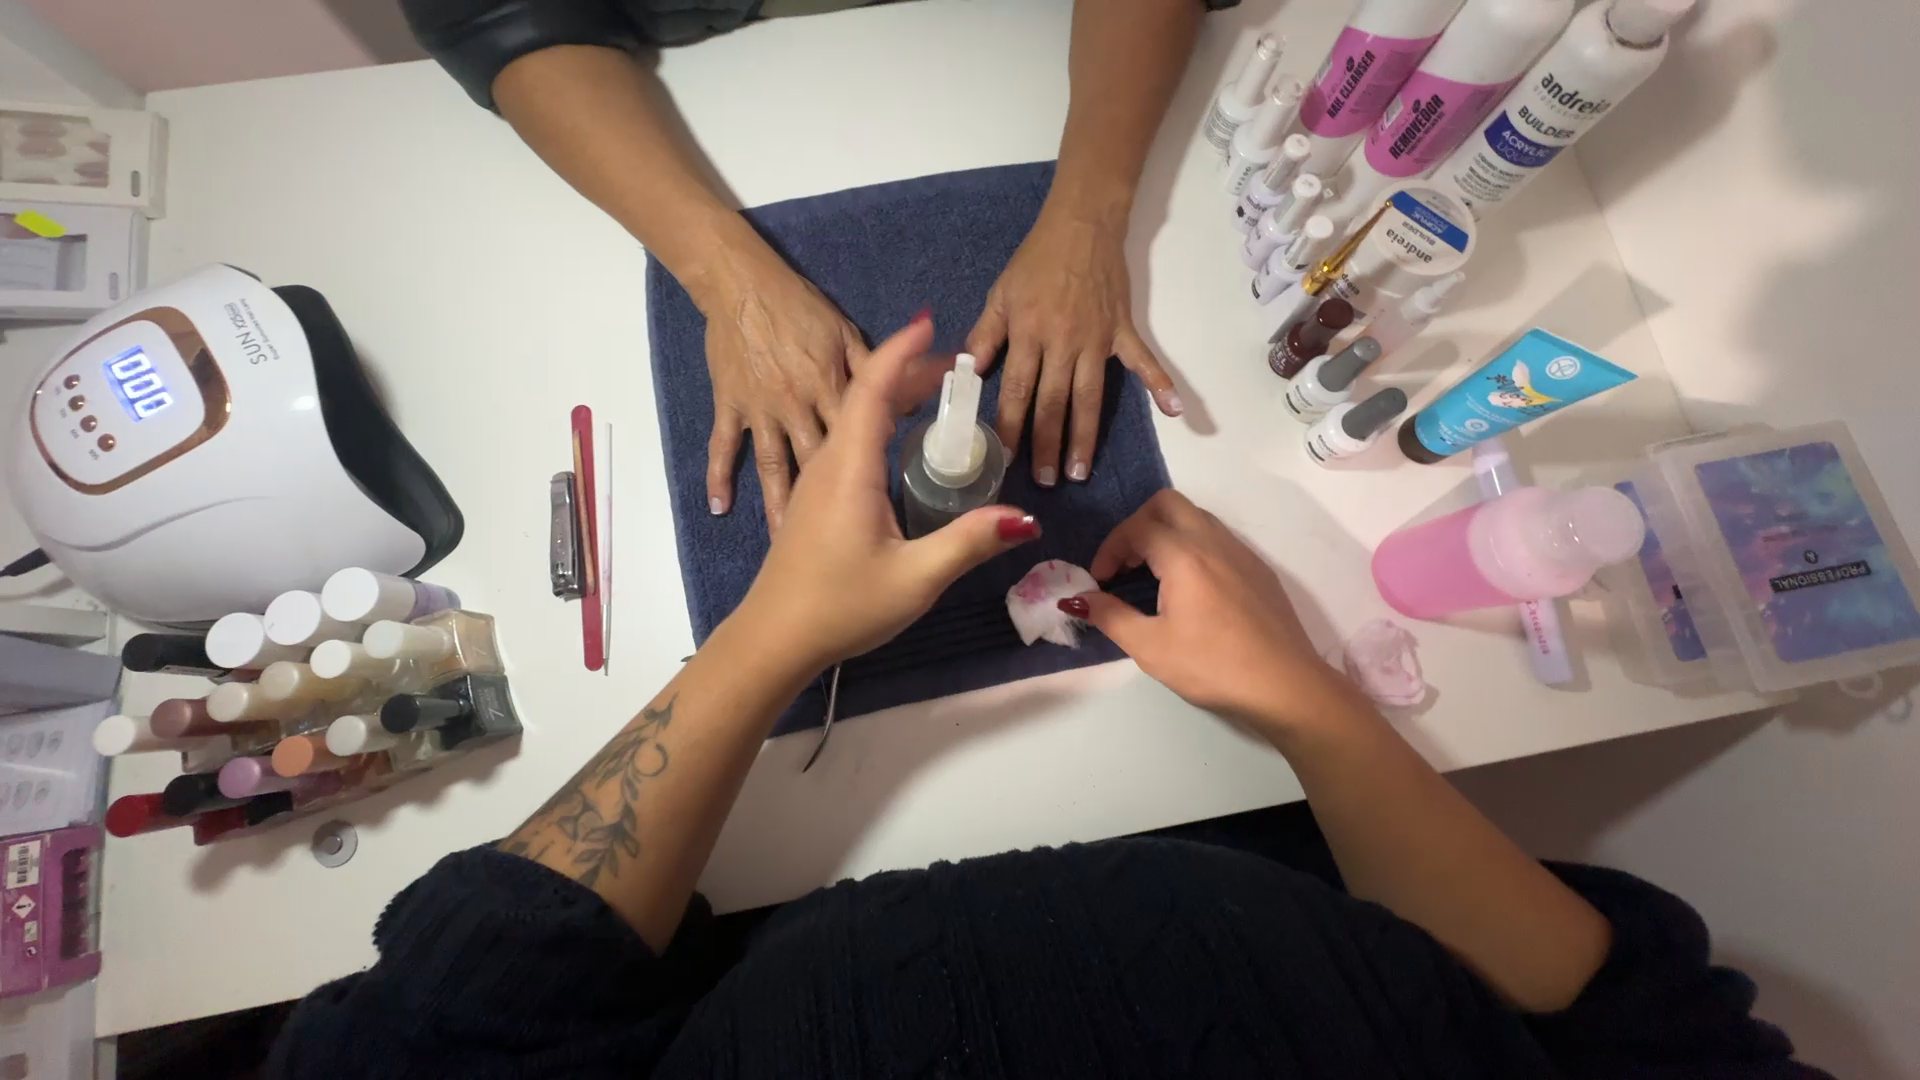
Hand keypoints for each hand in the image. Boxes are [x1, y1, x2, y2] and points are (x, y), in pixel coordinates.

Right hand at [703, 259, 868, 532]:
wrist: (740, 285)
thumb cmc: (799, 307)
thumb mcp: (846, 334)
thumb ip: (877, 371)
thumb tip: (918, 392)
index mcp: (831, 392)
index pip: (863, 434)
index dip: (876, 468)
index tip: (890, 502)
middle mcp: (797, 410)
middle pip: (820, 462)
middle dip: (832, 506)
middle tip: (842, 548)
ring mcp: (761, 414)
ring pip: (775, 467)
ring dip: (777, 505)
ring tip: (782, 544)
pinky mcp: (731, 409)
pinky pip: (724, 447)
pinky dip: (719, 475)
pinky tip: (719, 508)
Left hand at [735, 313, 1042, 673]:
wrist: (774, 639)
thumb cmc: (840, 606)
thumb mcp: (915, 579)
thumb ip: (968, 543)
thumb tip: (1026, 517)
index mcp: (850, 468)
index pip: (873, 390)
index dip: (901, 351)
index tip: (931, 322)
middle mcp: (830, 463)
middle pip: (865, 397)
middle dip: (907, 373)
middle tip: (956, 369)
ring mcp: (818, 481)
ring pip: (854, 419)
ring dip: (892, 398)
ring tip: (935, 395)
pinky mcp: (817, 499)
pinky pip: (849, 442)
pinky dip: (879, 424)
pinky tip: (900, 444)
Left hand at [967, 204, 1182, 488]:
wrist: (1082, 224)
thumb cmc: (1036, 261)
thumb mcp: (1000, 294)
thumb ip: (985, 335)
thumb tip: (968, 371)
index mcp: (1028, 335)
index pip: (1017, 391)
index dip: (1010, 427)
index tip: (1006, 459)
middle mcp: (1061, 343)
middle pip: (1054, 403)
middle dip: (1048, 444)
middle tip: (1047, 480)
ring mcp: (1096, 340)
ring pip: (1090, 397)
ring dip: (1085, 436)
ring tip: (1081, 471)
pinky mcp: (1123, 331)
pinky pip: (1142, 361)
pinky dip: (1160, 384)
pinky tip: (1175, 411)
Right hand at [1065, 491, 1360, 736]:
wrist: (1287, 687)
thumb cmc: (1213, 667)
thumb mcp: (1150, 647)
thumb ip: (1110, 616)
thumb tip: (1079, 599)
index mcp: (1184, 556)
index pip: (1136, 528)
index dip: (1110, 549)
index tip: (1099, 581)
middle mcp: (1214, 542)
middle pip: (1167, 504)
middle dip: (1137, 525)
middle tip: (1124, 564)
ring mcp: (1241, 553)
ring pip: (1196, 517)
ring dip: (1165, 533)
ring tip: (1151, 575)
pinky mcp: (1258, 570)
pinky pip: (1217, 538)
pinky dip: (1191, 546)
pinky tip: (1188, 588)